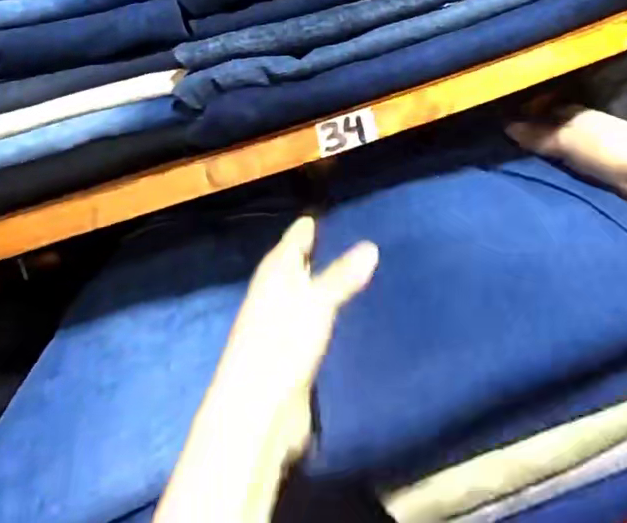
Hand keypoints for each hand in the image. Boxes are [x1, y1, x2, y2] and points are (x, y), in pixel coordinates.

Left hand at [156, 218, 377, 522]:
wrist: (256, 418)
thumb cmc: (280, 347)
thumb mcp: (316, 304)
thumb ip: (342, 276)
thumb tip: (371, 245)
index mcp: (274, 273)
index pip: (295, 238)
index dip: (314, 224)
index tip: (341, 208)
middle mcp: (276, 294)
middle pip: (302, 264)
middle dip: (327, 250)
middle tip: (363, 233)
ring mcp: (282, 325)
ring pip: (310, 292)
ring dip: (331, 282)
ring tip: (367, 268)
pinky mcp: (292, 353)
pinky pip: (317, 320)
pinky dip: (333, 311)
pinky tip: (355, 310)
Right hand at [507, 106, 626, 218]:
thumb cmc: (606, 150)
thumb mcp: (565, 139)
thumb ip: (538, 134)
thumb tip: (507, 125)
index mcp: (579, 111)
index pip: (547, 108)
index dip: (528, 115)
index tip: (504, 125)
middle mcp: (590, 126)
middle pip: (558, 128)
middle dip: (538, 135)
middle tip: (508, 150)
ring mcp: (601, 149)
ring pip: (568, 149)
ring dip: (552, 157)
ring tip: (523, 169)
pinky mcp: (610, 173)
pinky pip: (578, 169)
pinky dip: (564, 173)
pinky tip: (551, 183)